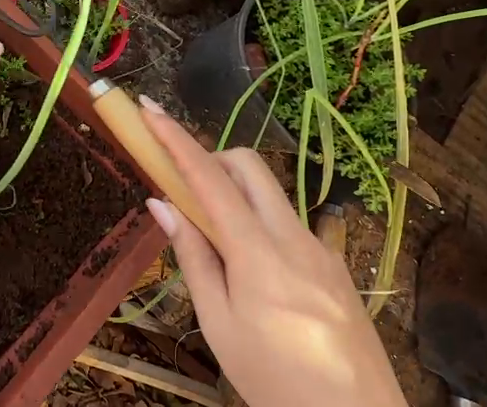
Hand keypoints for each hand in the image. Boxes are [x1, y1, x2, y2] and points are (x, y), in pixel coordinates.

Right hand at [138, 98, 403, 406]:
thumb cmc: (275, 382)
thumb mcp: (220, 326)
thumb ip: (193, 258)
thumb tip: (161, 203)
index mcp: (259, 254)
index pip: (210, 178)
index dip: (175, 138)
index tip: (149, 108)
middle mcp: (294, 238)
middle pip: (248, 165)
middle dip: (210, 157)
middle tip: (184, 188)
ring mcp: (322, 250)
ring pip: (270, 192)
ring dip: (235, 189)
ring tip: (215, 238)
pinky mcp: (337, 267)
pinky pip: (288, 222)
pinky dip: (259, 220)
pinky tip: (253, 271)